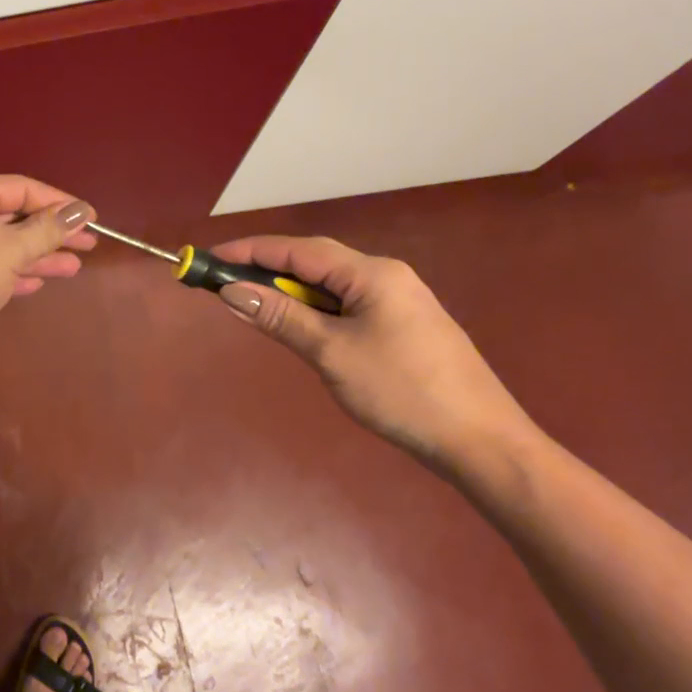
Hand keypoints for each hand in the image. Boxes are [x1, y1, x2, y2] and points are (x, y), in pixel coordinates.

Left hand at [0, 176, 96, 342]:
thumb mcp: (12, 249)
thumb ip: (48, 229)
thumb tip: (80, 211)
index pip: (20, 188)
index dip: (58, 201)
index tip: (90, 217)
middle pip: (12, 216)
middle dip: (51, 231)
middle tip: (88, 243)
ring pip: (2, 244)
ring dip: (37, 254)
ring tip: (73, 267)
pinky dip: (13, 272)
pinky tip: (38, 283)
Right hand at [210, 235, 538, 472]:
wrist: (480, 441)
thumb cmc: (401, 391)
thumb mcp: (331, 353)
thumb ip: (280, 317)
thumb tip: (231, 291)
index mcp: (372, 274)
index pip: (298, 250)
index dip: (250, 250)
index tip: (210, 258)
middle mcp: (386, 277)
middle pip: (314, 262)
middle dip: (266, 268)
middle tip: (223, 284)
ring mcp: (398, 301)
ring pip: (329, 286)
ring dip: (289, 292)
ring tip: (253, 306)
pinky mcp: (402, 327)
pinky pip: (345, 305)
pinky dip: (313, 310)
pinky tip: (298, 327)